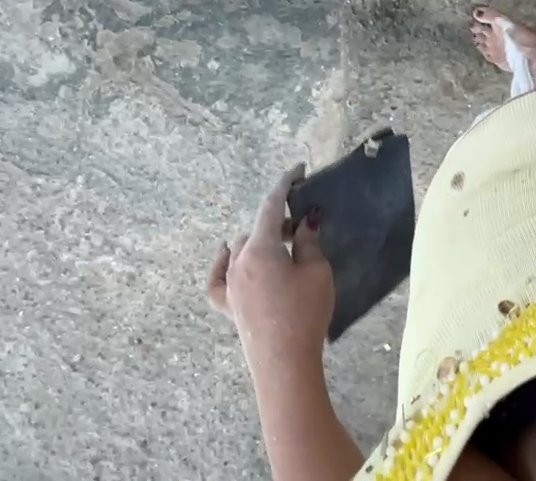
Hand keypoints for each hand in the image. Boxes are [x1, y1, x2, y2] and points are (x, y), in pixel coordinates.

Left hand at [208, 164, 334, 366]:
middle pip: (257, 229)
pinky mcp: (229, 306)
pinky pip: (219, 278)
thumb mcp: (317, 271)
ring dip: (261, 241)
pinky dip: (223, 263)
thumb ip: (309, 242)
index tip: (298, 171)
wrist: (285, 363)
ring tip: (285, 249)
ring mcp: (231, 285)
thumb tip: (305, 222)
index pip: (271, 205)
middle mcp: (239, 262)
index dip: (285, 184)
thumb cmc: (305, 313)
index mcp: (260, 248)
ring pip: (240, 248)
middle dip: (280, 222)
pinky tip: (228, 255)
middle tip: (305, 229)